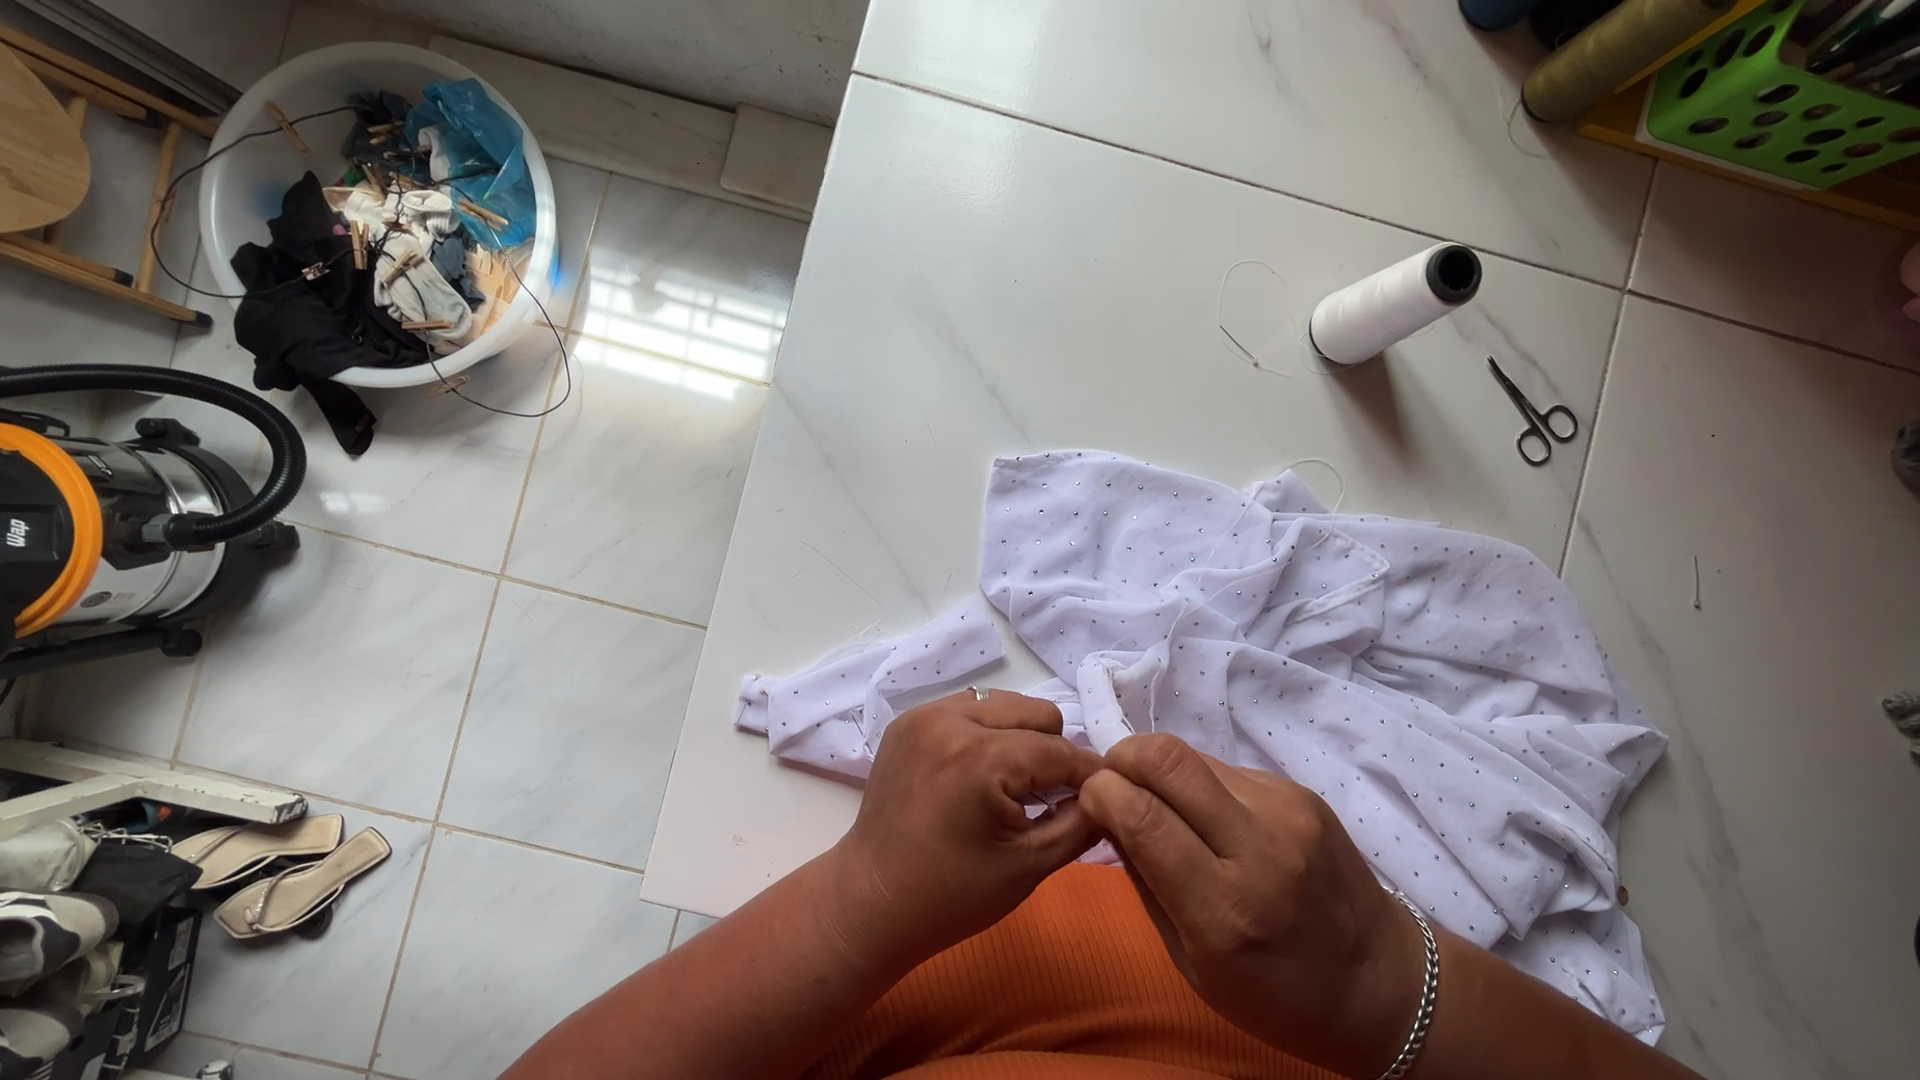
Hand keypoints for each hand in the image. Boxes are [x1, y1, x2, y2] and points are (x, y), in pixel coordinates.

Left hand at [827, 689, 1103, 964]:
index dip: (1090, 776)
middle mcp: (951, 720)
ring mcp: (925, 714)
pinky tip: (980, 771)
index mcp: (981, 757)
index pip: (1061, 751)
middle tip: (1047, 797)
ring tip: (1012, 783)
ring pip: (1006, 704)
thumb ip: (1082, 822)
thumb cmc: (952, 894)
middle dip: (1053, 753)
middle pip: (1038, 713)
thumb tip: (1113, 792)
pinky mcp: (909, 719)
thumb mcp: (1031, 865)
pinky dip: (988, 731)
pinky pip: (971, 707)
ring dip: (1021, 737)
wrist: (873, 898)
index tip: (1106, 795)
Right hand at [1079, 734, 1425, 1077]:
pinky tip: (1206, 814)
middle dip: (1120, 757)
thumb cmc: (1274, 994)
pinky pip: (1225, 767)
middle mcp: (1259, 847)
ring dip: (1158, 769)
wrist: (1384, 985)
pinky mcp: (1300, 791)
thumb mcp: (1190, 960)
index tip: (1089, 802)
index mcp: (1224, 910)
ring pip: (1192, 754)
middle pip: (1166, 758)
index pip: (1141, 815)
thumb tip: (1106, 813)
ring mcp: (1287, 810)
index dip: (1100, 793)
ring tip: (1160, 802)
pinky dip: (1197, 781)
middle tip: (1112, 782)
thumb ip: (1144, 879)